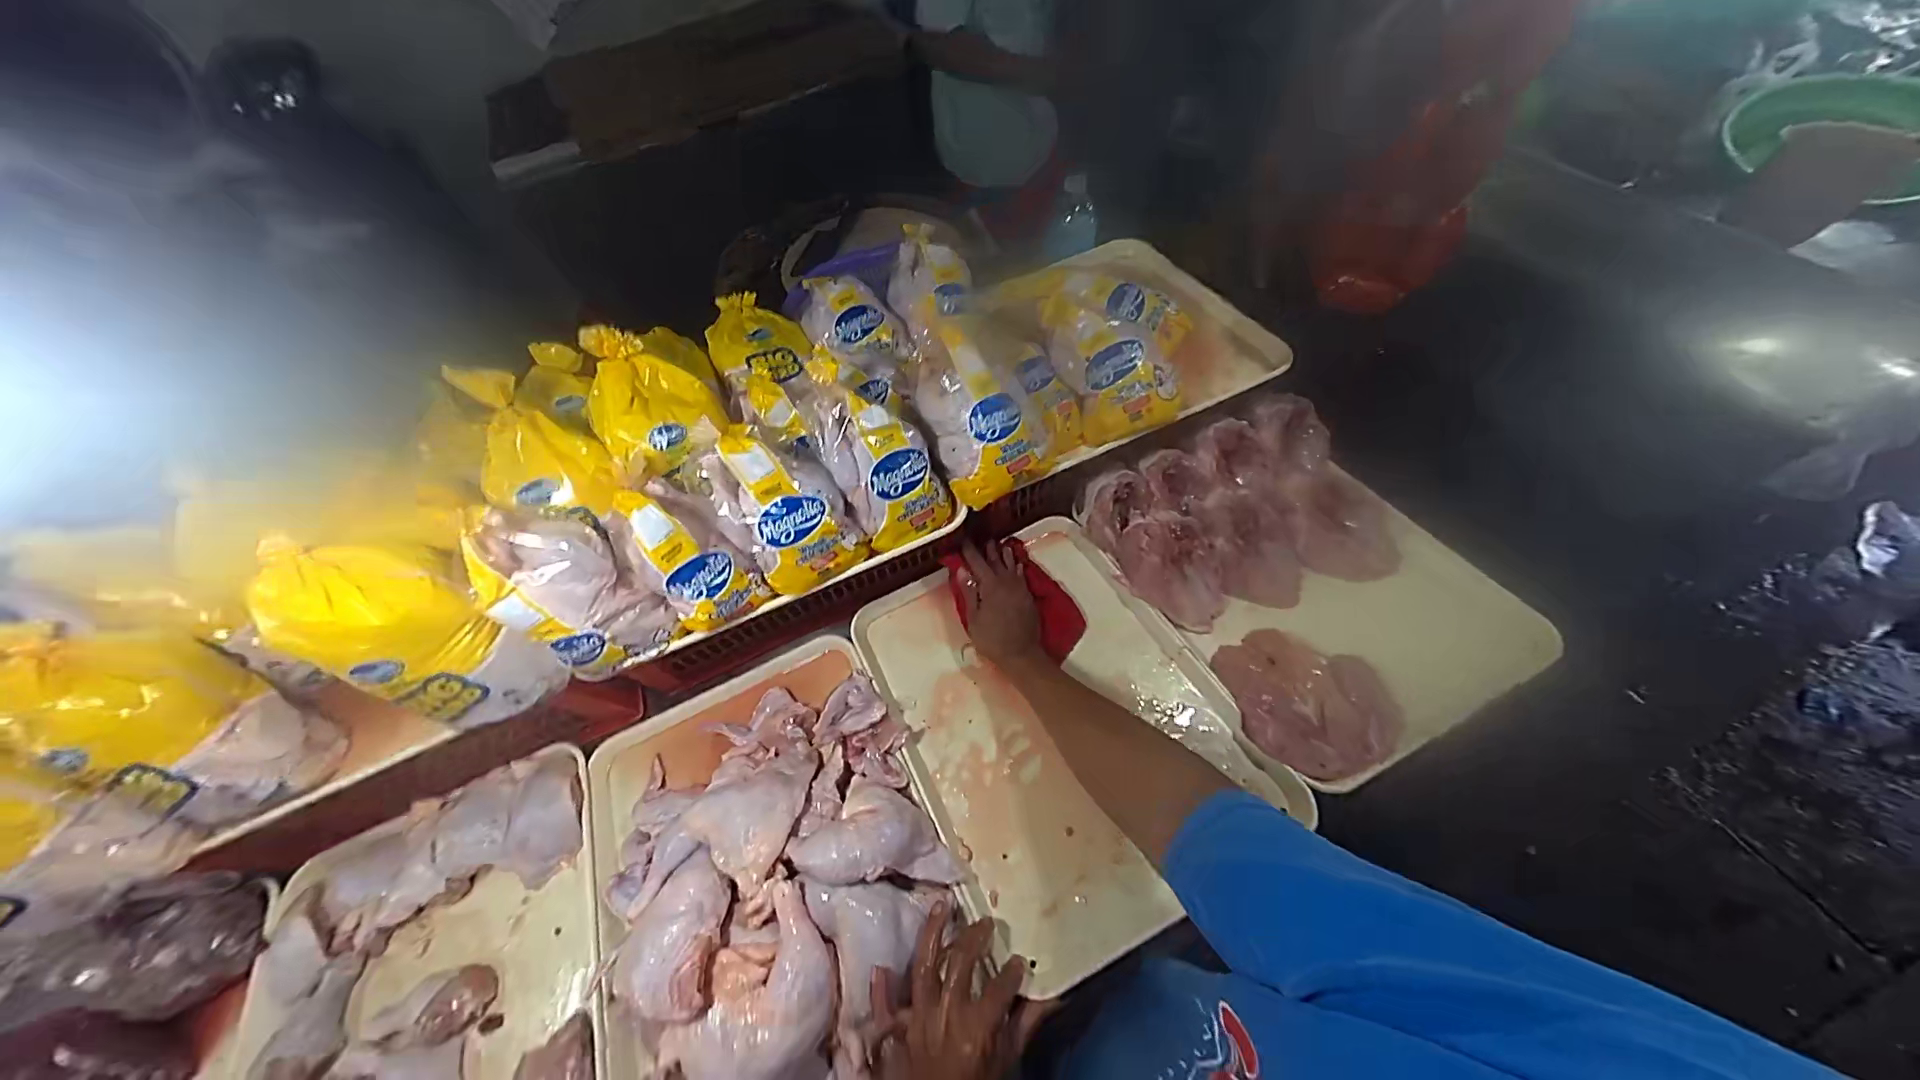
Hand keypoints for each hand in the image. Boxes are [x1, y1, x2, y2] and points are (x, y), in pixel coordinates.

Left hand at [869, 901, 1052, 1079]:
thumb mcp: (1006, 1061)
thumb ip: (1026, 1024)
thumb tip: (1053, 994)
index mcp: (977, 1026)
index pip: (999, 988)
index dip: (1012, 971)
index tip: (1020, 959)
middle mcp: (948, 1013)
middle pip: (959, 963)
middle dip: (974, 937)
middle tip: (987, 921)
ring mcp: (922, 1014)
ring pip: (924, 963)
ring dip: (933, 930)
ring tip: (943, 904)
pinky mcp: (904, 1022)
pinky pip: (894, 997)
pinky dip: (888, 982)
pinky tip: (888, 960)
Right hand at [956, 541, 1045, 675]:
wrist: (1021, 653)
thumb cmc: (992, 639)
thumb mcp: (973, 619)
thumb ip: (969, 592)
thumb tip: (962, 570)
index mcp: (990, 586)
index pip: (977, 563)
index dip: (970, 551)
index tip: (964, 540)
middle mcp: (1006, 582)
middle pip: (996, 560)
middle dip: (988, 549)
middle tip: (984, 538)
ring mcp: (1019, 588)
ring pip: (1011, 565)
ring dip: (1005, 554)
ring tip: (1001, 544)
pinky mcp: (1028, 595)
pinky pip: (1022, 575)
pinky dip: (1017, 567)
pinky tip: (1017, 563)